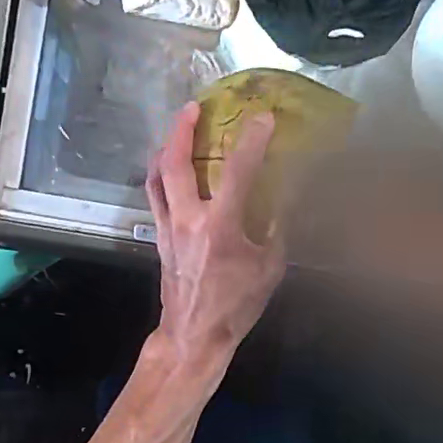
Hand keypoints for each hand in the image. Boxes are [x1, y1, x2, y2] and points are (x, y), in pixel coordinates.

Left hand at [145, 101, 286, 359]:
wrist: (193, 335)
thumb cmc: (236, 305)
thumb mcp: (269, 268)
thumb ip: (278, 228)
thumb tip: (288, 196)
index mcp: (220, 227)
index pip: (237, 171)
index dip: (252, 140)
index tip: (263, 117)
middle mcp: (188, 220)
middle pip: (175, 164)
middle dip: (182, 131)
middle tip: (193, 107)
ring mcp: (168, 228)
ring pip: (156, 178)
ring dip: (164, 149)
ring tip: (176, 131)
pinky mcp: (159, 237)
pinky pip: (154, 196)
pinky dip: (159, 175)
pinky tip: (167, 169)